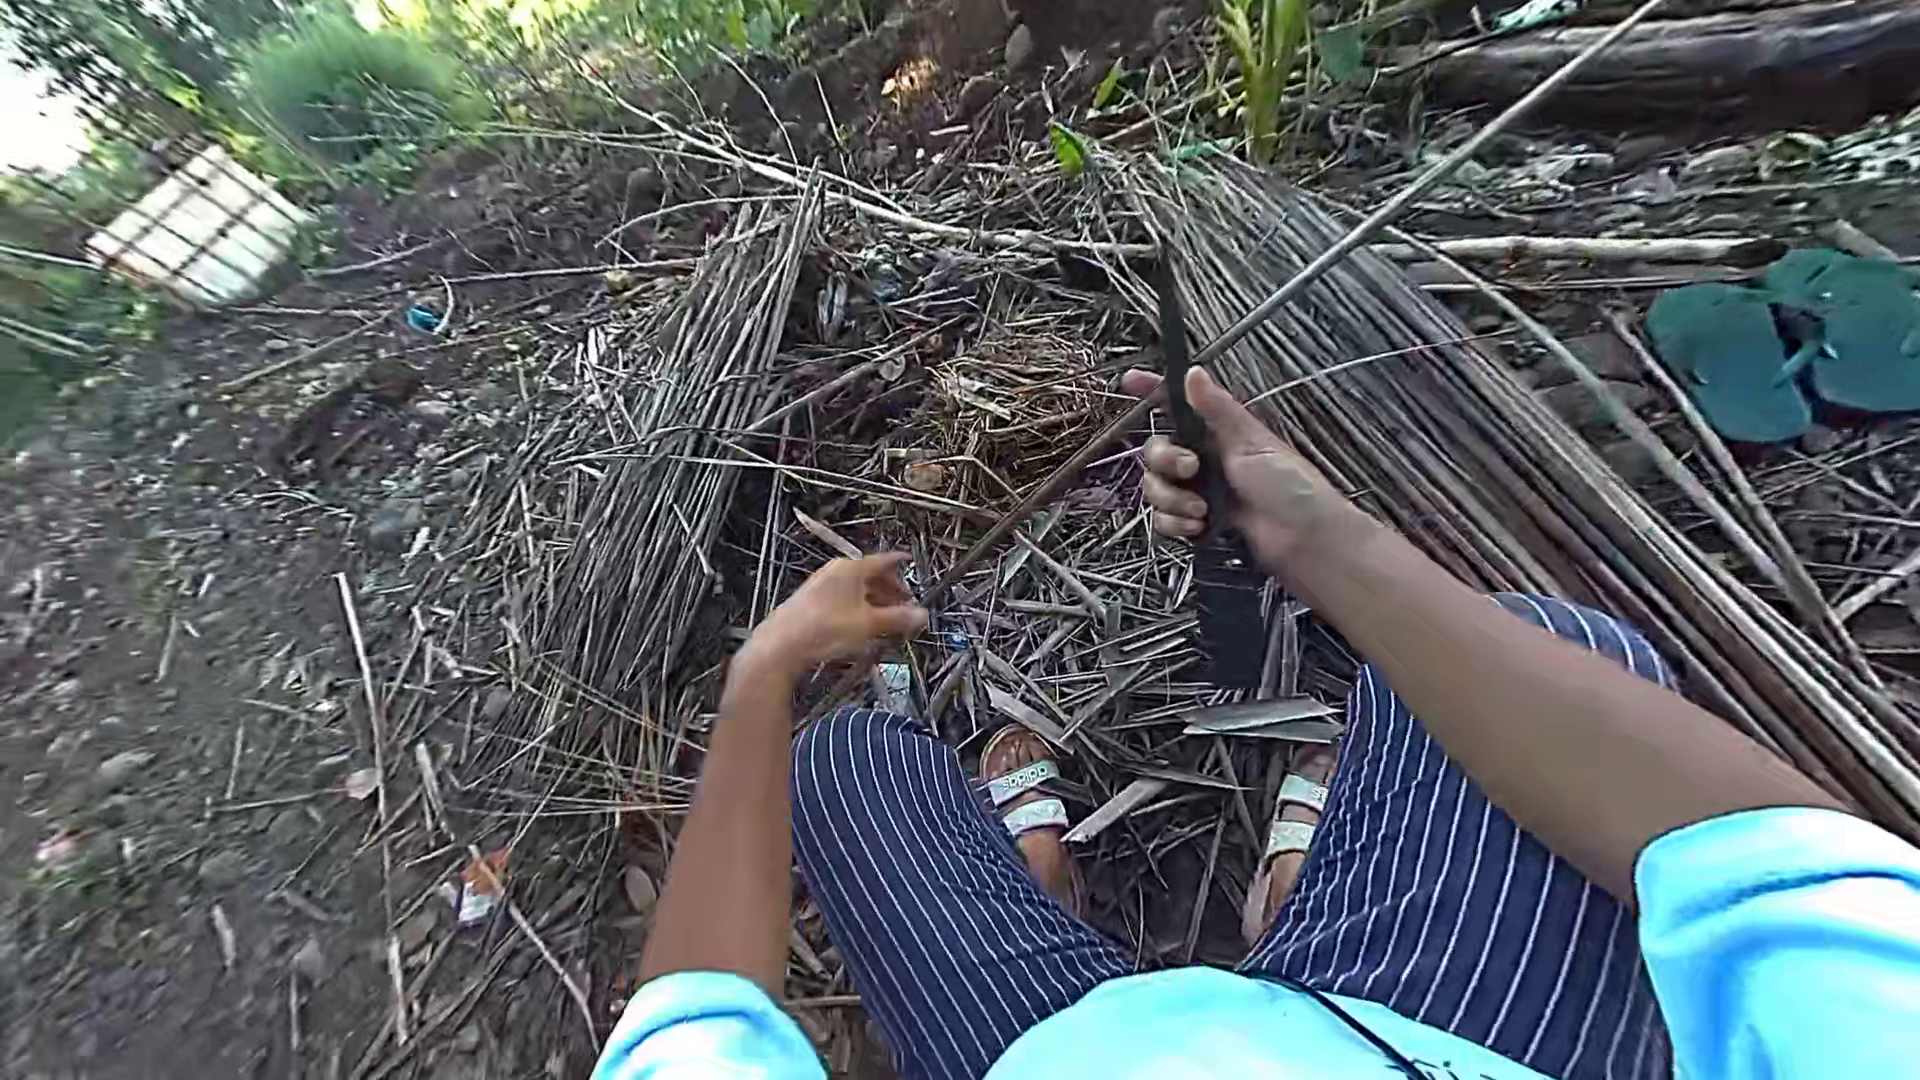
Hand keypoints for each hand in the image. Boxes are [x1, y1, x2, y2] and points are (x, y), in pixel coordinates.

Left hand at [736, 553, 928, 679]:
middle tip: (904, 604)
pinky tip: (860, 625)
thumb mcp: (869, 625)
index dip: (900, 563)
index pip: (883, 560)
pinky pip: (842, 598)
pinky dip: (857, 607)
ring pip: (856, 588)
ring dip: (874, 600)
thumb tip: (921, 615)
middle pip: (870, 575)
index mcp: (851, 569)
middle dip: (890, 589)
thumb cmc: (823, 630)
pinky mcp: (811, 602)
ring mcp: (821, 586)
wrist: (781, 647)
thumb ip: (898, 619)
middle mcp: (835, 572)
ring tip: (886, 619)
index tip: (909, 562)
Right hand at [1122, 366, 1356, 573]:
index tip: (1130, 382)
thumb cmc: (1289, 485)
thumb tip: (1193, 373)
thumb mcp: (1253, 441)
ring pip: (1153, 488)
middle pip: (1154, 452)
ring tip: (1201, 510)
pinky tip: (1199, 526)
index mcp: (1215, 435)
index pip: (1176, 406)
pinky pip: (1161, 519)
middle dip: (1165, 462)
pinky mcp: (1192, 522)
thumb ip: (1217, 409)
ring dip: (1172, 500)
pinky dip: (1175, 523)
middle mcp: (1200, 460)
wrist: (1301, 538)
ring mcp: (1194, 492)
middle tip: (1191, 470)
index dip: (1151, 391)